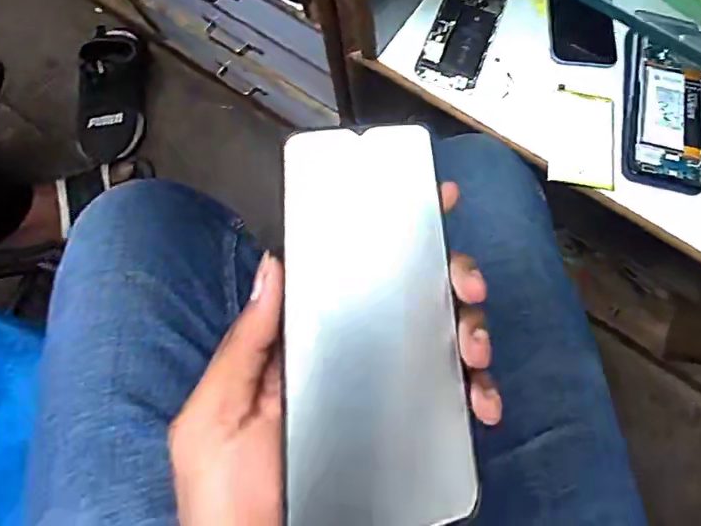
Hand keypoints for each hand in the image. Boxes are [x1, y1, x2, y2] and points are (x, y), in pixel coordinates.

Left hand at [167, 184, 500, 524]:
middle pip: (418, 293)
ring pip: (447, 334)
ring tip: (473, 350)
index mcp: (315, 341)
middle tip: (465, 282)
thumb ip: (243, 345)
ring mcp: (392, 393)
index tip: (431, 204)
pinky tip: (484, 402)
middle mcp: (359, 355)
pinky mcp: (418, 433)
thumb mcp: (216, 419)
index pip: (358, 273)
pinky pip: (459, 398)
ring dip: (474, 326)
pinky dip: (481, 390)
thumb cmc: (230, 502)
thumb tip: (273, 263)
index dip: (396, 235)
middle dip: (453, 274)